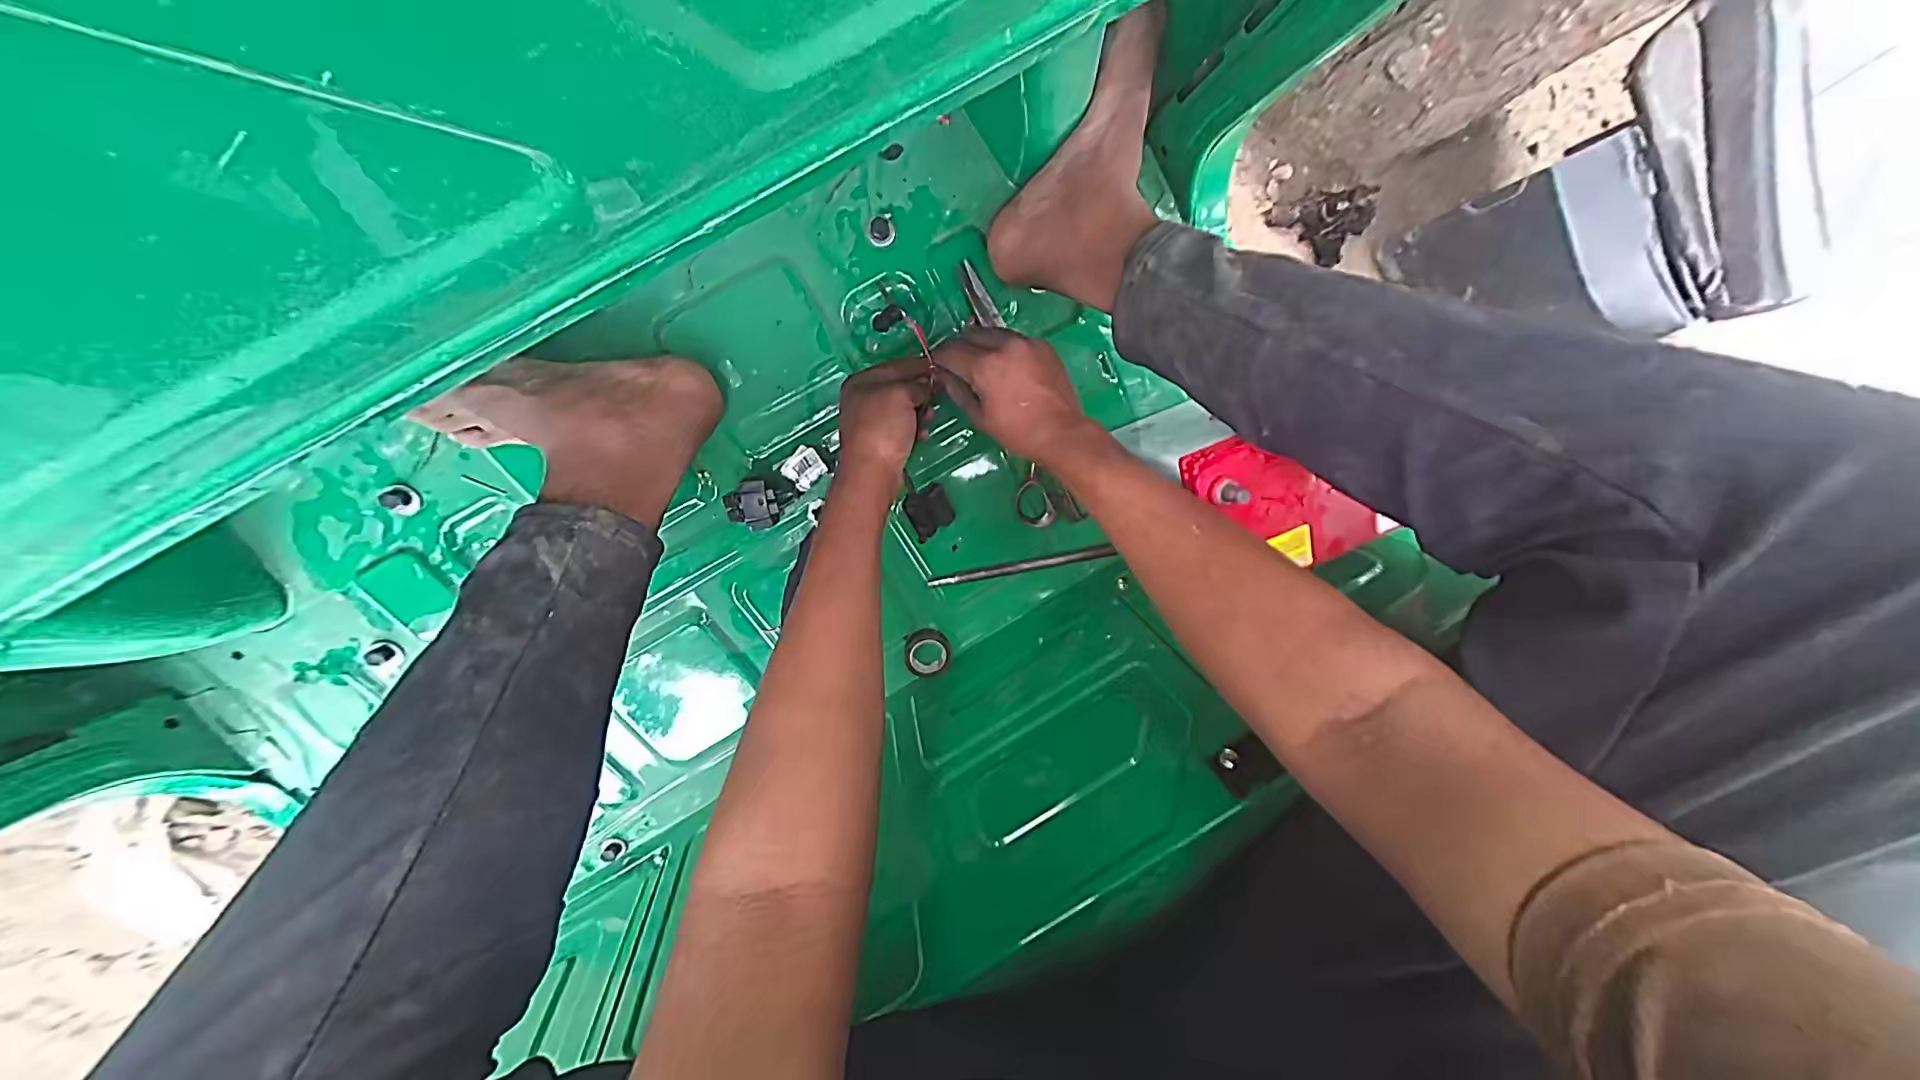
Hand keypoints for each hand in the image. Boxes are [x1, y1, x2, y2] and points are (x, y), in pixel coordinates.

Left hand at [836, 357, 931, 481]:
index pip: (895, 365)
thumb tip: (927, 384)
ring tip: (930, 415)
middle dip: (920, 391)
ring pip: (903, 409)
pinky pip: (903, 428)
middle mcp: (863, 400)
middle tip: (937, 393)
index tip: (937, 368)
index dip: (918, 366)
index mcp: (861, 382)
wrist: (873, 472)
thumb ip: (916, 384)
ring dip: (920, 411)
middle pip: (899, 388)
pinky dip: (914, 428)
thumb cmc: (881, 429)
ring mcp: (871, 422)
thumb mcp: (901, 394)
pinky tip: (922, 432)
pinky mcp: (881, 441)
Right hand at [932, 328, 1102, 464]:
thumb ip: (959, 391)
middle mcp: (1004, 346)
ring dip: (983, 343)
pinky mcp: (1043, 345)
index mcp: (985, 365)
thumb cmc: (1017, 432)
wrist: (1061, 432)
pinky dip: (1006, 347)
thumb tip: (945, 377)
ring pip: (994, 332)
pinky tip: (1008, 364)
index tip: (937, 364)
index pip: (951, 351)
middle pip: (971, 334)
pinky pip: (1016, 339)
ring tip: (982, 361)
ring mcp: (1026, 342)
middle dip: (960, 346)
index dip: (940, 358)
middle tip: (959, 362)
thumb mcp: (980, 417)